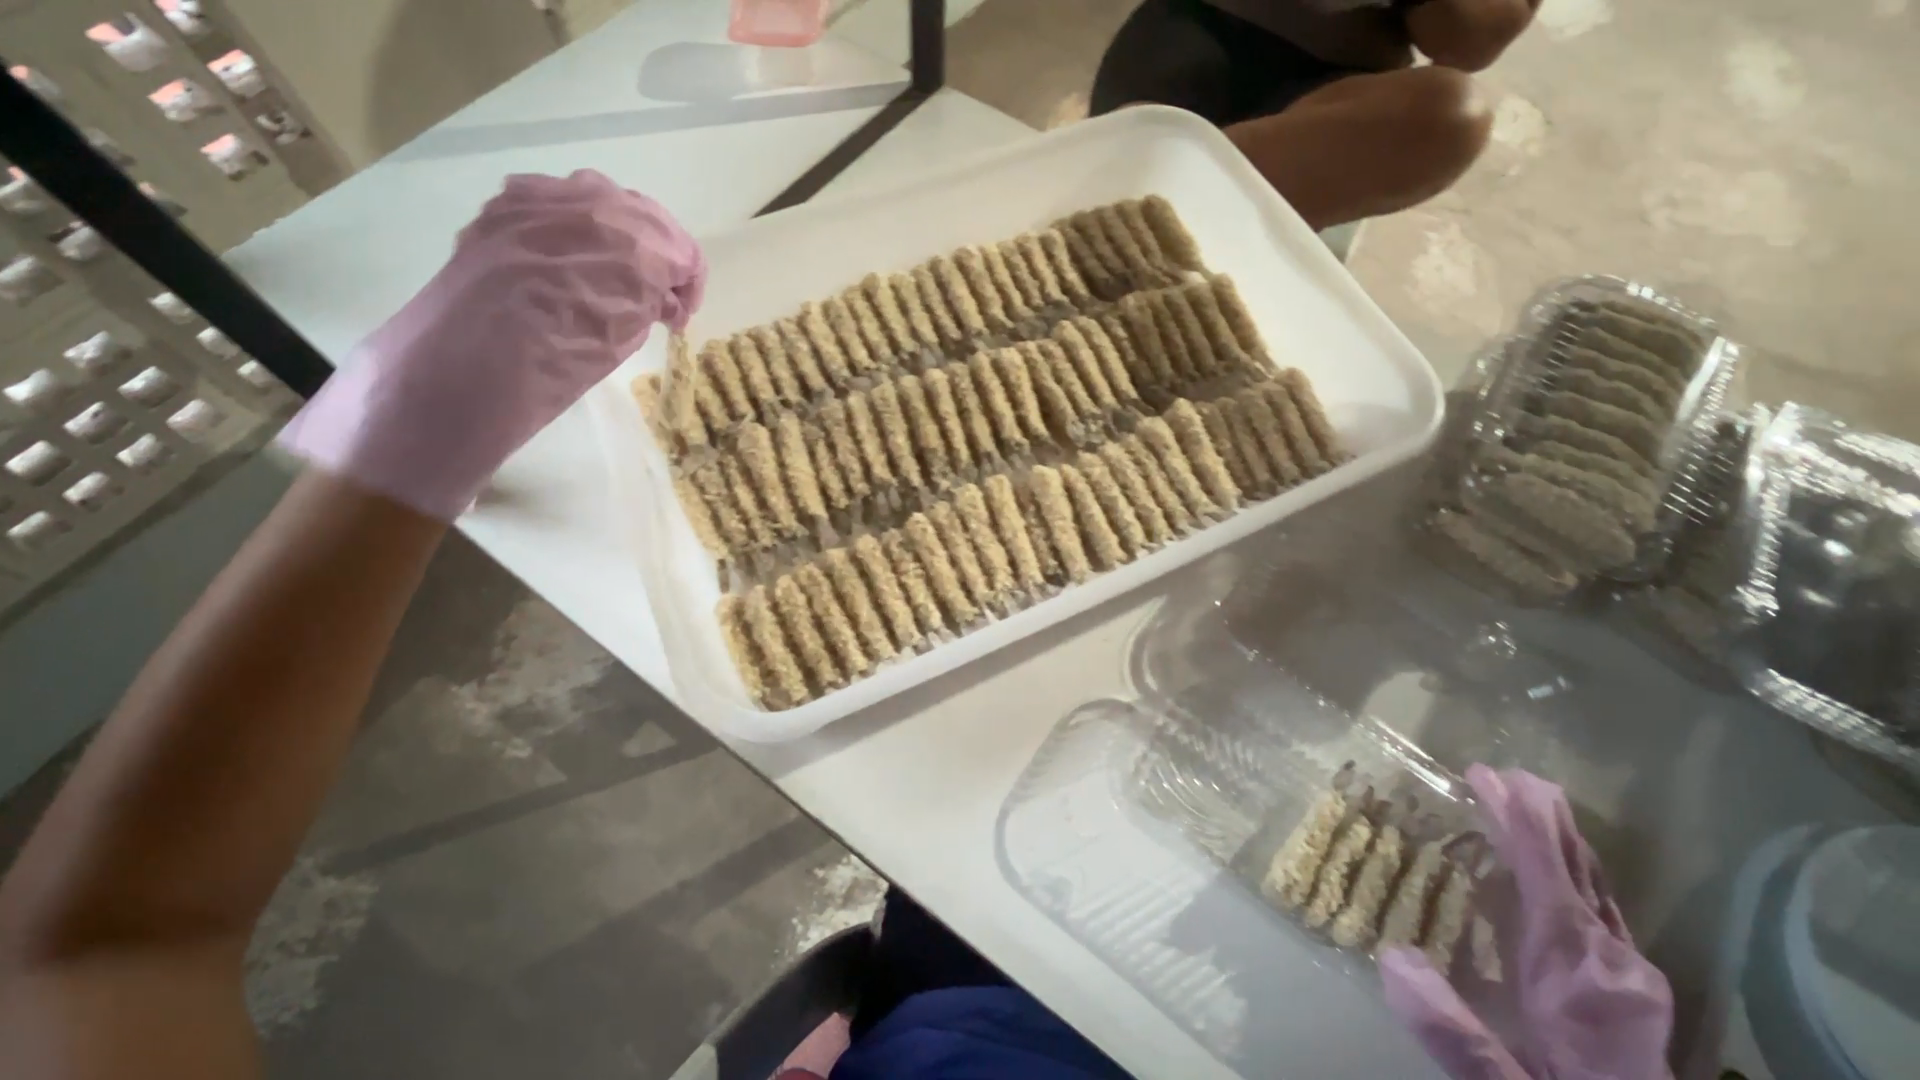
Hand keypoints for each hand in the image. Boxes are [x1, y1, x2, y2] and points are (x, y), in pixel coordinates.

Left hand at [278, 168, 706, 518]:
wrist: (465, 359)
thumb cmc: (559, 359)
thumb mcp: (626, 338)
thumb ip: (651, 304)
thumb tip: (655, 297)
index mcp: (640, 243)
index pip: (684, 252)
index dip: (687, 285)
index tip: (676, 317)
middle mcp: (598, 202)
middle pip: (645, 218)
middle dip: (653, 256)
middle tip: (646, 299)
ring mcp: (547, 195)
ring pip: (600, 203)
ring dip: (611, 238)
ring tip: (599, 281)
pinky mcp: (506, 201)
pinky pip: (553, 205)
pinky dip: (566, 231)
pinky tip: (556, 266)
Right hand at [1379, 766, 1673, 1079]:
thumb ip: (1457, 1037)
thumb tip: (1392, 956)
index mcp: (1580, 979)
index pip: (1546, 880)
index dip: (1516, 823)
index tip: (1485, 775)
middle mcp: (1614, 965)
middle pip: (1576, 872)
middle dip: (1541, 817)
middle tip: (1505, 772)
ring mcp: (1631, 976)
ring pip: (1594, 888)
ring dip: (1559, 840)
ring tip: (1529, 802)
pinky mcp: (1632, 989)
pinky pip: (1599, 910)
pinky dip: (1571, 874)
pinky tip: (1555, 872)